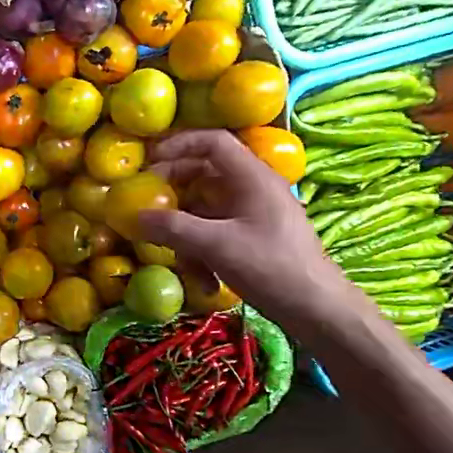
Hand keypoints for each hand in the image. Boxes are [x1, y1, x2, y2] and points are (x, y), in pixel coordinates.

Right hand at [138, 130, 356, 329]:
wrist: (317, 309)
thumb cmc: (271, 267)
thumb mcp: (215, 246)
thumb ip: (172, 227)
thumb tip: (135, 216)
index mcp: (251, 177)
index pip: (212, 142)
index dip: (178, 145)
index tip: (148, 163)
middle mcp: (252, 189)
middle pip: (203, 176)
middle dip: (173, 195)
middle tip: (146, 208)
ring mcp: (253, 214)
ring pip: (205, 210)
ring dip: (186, 235)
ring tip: (179, 262)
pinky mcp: (253, 238)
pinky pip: (216, 233)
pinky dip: (203, 252)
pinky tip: (203, 280)